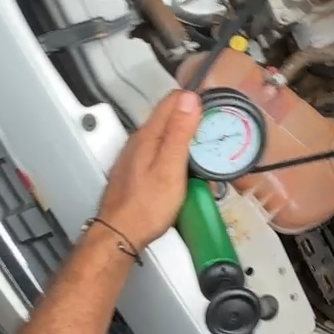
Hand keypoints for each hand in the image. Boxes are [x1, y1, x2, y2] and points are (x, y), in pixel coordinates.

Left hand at [94, 91, 201, 251]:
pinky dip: (174, 152)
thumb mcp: (170, 167)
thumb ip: (180, 132)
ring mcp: (136, 155)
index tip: (213, 112)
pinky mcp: (137, 170)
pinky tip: (183, 166)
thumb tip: (189, 99)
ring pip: (164, 134)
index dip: (195, 101)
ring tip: (203, 146)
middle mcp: (139, 141)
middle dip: (191, 117)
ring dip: (184, 135)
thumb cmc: (144, 207)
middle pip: (168, 116)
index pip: (172, 100)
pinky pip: (159, 151)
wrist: (120, 234)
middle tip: (213, 129)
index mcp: (148, 136)